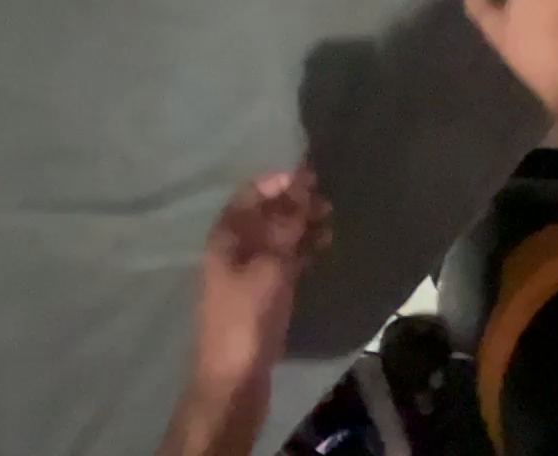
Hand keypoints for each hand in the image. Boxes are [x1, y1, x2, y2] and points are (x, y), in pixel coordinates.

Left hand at [192, 167, 332, 389]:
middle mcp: (235, 246)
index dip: (280, 181)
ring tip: (331, 222)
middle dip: (296, 203)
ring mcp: (248, 270)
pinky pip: (284, 258)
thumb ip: (288, 222)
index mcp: (227, 235)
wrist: (235, 380)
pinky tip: (323, 246)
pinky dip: (302, 249)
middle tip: (328, 202)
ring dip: (302, 225)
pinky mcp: (263, 291)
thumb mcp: (271, 264)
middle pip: (267, 213)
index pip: (253, 192)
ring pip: (278, 235)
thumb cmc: (248, 315)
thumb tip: (303, 181)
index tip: (312, 178)